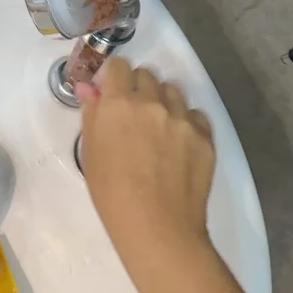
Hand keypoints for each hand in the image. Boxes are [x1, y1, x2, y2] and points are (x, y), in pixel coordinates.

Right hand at [76, 56, 215, 257]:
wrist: (157, 228)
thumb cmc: (112, 193)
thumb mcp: (90, 151)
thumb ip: (91, 113)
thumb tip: (88, 88)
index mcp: (118, 103)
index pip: (119, 65)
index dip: (115, 76)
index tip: (112, 91)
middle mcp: (151, 102)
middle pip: (147, 74)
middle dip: (139, 87)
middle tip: (134, 113)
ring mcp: (181, 118)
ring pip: (173, 90)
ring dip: (163, 100)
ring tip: (159, 127)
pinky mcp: (204, 136)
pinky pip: (195, 114)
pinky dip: (186, 121)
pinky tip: (179, 143)